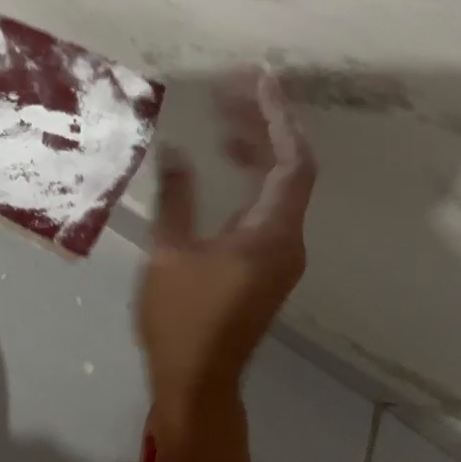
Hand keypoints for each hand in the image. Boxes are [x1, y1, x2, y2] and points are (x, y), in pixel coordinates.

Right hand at [139, 68, 315, 415]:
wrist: (197, 381)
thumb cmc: (182, 317)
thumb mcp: (169, 251)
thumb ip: (176, 196)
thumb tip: (176, 149)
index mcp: (271, 233)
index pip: (291, 162)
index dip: (278, 117)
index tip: (260, 80)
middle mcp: (287, 238)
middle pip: (291, 167)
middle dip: (266, 122)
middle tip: (233, 85)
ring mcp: (279, 251)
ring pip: (280, 184)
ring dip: (256, 145)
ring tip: (222, 112)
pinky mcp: (265, 260)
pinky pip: (268, 201)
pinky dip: (251, 172)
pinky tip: (222, 158)